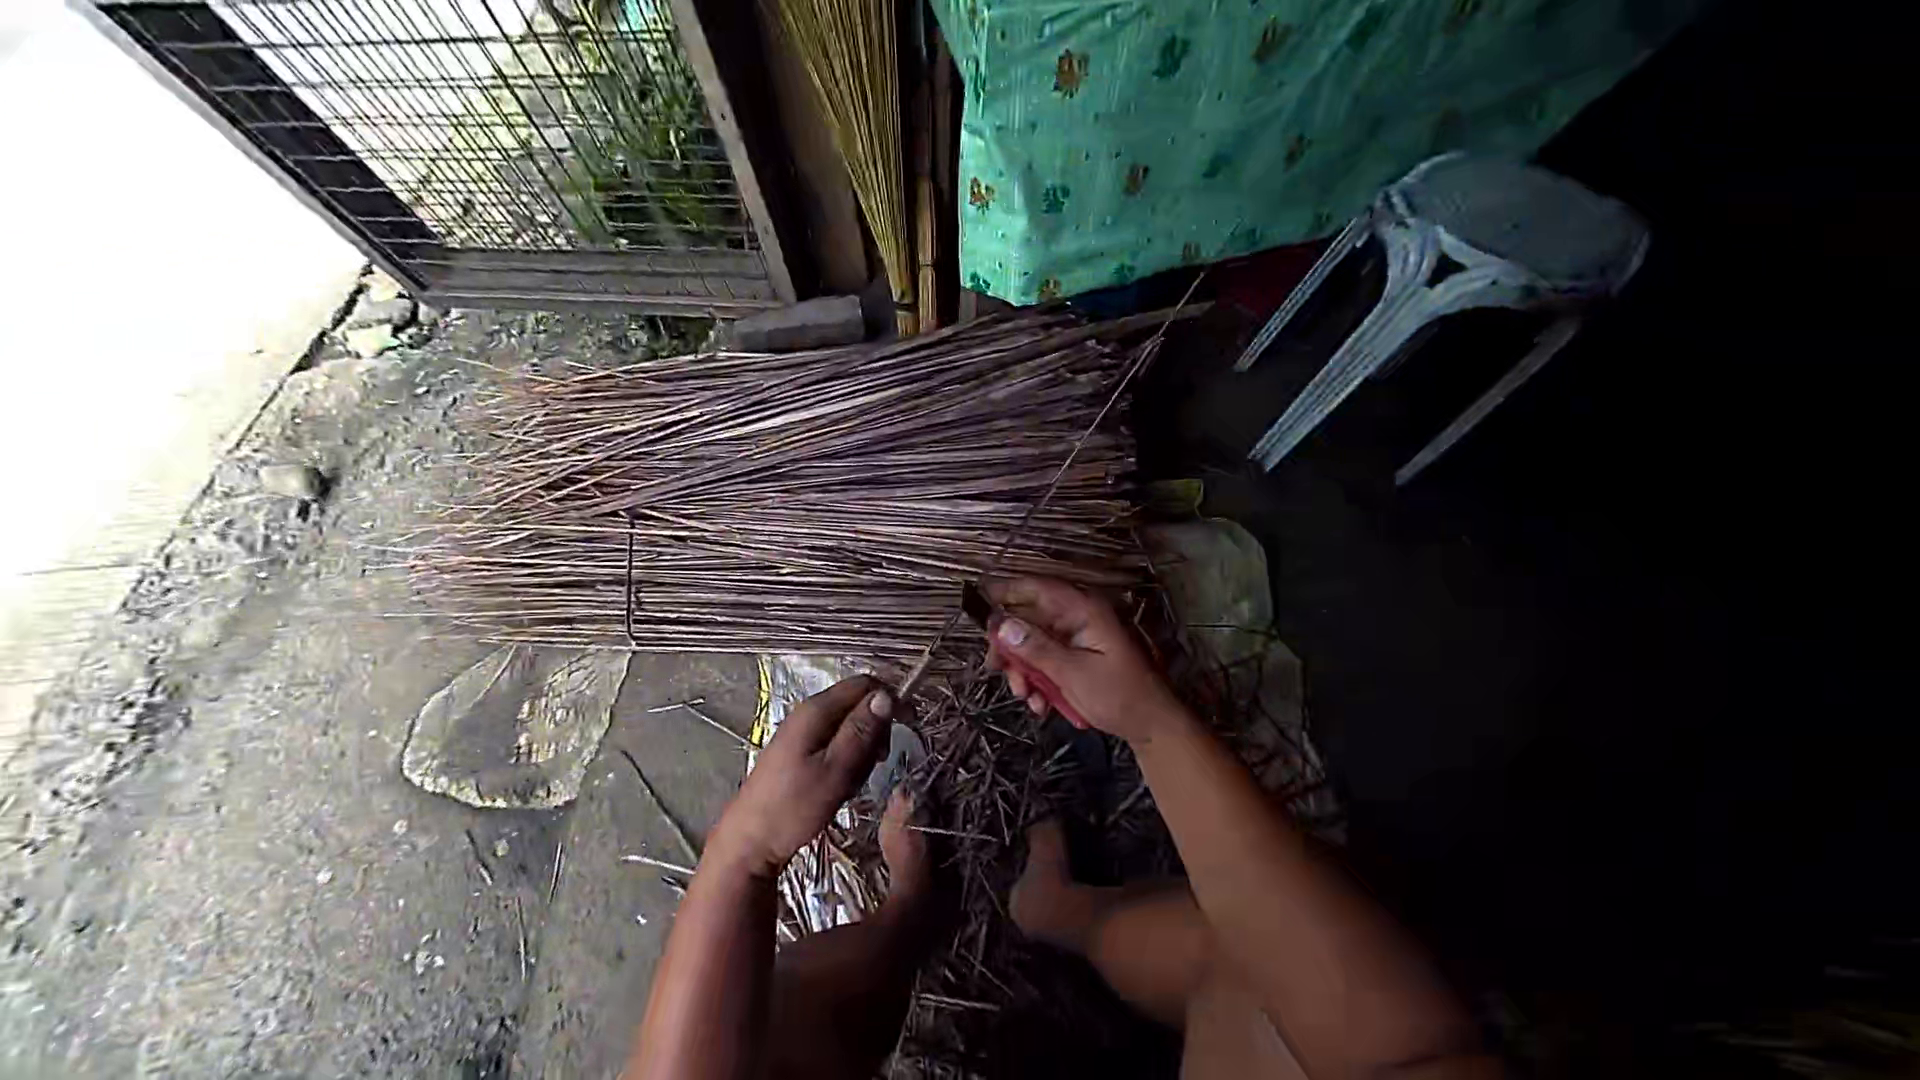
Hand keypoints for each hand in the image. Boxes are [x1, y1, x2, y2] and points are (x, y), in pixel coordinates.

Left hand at [709, 676, 898, 877]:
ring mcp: (803, 733)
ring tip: (855, 780)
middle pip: (858, 703)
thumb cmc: (792, 808)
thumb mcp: (835, 770)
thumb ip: (861, 731)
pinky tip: (842, 785)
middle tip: (876, 763)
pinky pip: (835, 744)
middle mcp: (809, 713)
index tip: (909, 726)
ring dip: (862, 749)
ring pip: (849, 726)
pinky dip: (847, 760)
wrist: (748, 844)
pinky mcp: (800, 752)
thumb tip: (885, 696)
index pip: (864, 683)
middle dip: (876, 729)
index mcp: (816, 710)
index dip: (890, 699)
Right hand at [983, 576, 1188, 743]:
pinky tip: (1040, 703)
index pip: (1038, 588)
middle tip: (997, 668)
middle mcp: (1078, 618)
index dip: (1006, 591)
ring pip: (1034, 643)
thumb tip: (1003, 625)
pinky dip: (1038, 680)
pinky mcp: (1076, 657)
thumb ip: (1037, 649)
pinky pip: (1046, 660)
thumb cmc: (1120, 695)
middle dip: (1011, 647)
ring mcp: (1077, 638)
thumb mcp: (1074, 674)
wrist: (1152, 726)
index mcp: (1084, 610)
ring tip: (1026, 696)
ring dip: (1024, 670)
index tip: (979, 601)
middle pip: (1030, 619)